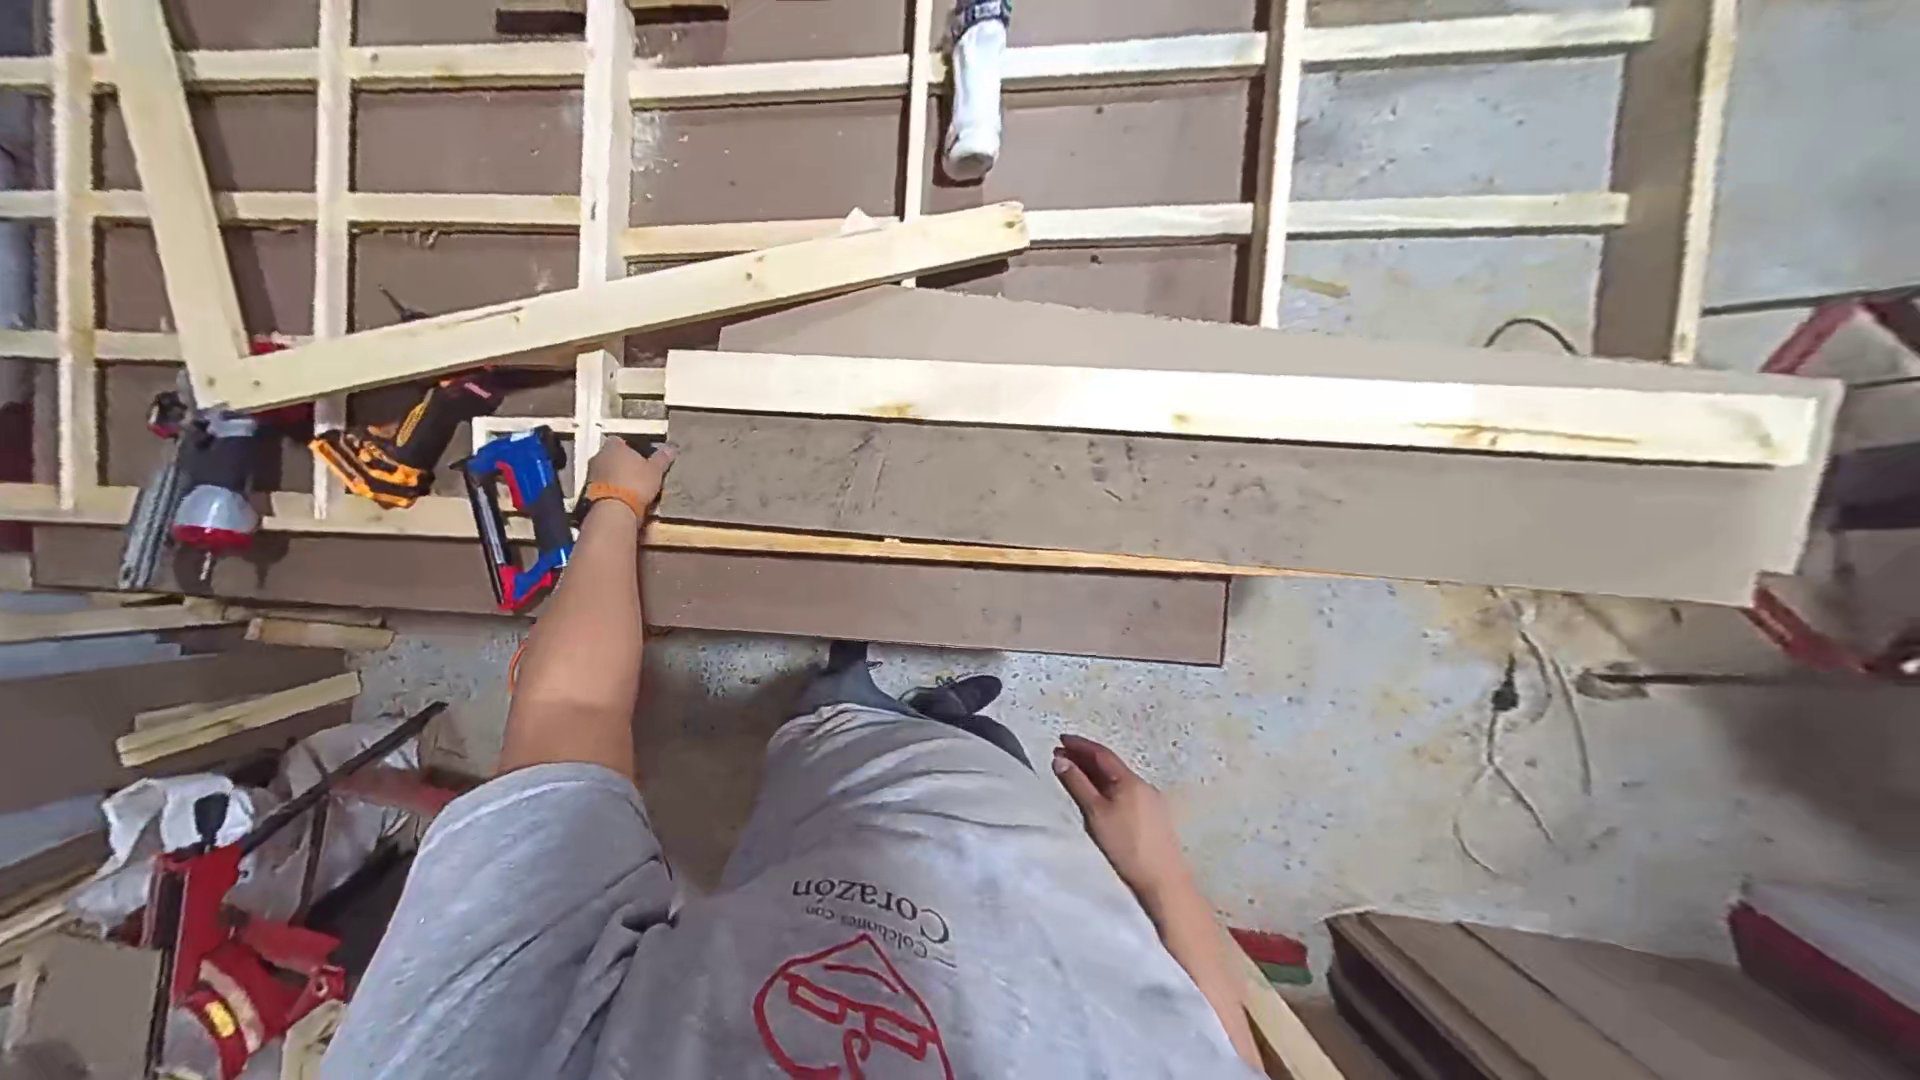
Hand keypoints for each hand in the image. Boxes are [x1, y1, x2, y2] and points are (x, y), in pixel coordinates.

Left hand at [585, 437, 675, 509]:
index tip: (642, 456)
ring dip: (616, 476)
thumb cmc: (636, 483)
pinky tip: (623, 496)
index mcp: (614, 446)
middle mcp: (599, 456)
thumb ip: (662, 458)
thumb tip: (671, 447)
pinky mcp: (588, 490)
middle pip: (612, 455)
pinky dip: (611, 488)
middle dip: (623, 462)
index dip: (631, 447)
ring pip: (607, 470)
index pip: (620, 440)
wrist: (614, 509)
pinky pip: (603, 484)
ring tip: (632, 486)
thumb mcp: (656, 470)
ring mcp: (592, 473)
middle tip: (638, 471)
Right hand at [1053, 734, 1194, 903]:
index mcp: (1129, 780)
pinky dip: (1106, 786)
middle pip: (1109, 765)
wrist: (1162, 881)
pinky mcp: (1153, 817)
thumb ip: (1077, 783)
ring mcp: (1150, 801)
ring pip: (1117, 779)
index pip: (1101, 754)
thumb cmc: (1125, 845)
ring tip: (1074, 773)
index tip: (1061, 739)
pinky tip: (1099, 795)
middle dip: (1084, 758)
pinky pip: (1125, 791)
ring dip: (1094, 773)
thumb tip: (1060, 759)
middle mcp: (1142, 785)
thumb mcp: (1095, 813)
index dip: (1080, 744)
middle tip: (1061, 754)